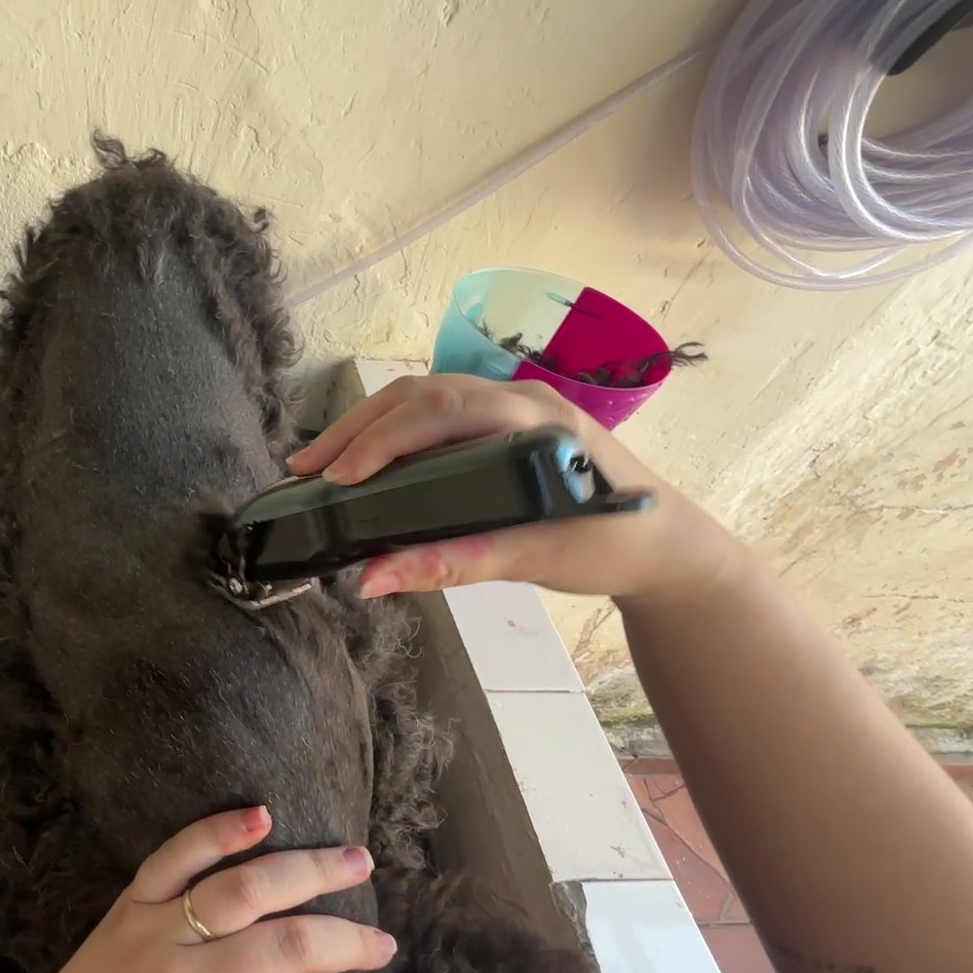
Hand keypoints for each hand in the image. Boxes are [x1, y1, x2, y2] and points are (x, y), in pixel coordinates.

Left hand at [0, 806, 398, 972]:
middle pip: (289, 947)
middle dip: (349, 941)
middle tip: (383, 940)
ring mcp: (156, 933)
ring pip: (246, 889)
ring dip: (310, 872)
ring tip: (357, 863)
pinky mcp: (131, 901)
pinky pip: (178, 855)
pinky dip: (219, 830)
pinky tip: (262, 814)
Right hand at [288, 374, 737, 602]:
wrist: (666, 544)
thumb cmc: (610, 548)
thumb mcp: (534, 559)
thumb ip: (454, 565)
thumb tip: (371, 578)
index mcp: (536, 422)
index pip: (444, 412)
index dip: (384, 440)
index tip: (337, 477)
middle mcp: (520, 399)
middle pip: (421, 394)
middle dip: (356, 429)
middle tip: (306, 468)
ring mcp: (511, 405)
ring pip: (422, 396)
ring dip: (365, 425)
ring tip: (319, 461)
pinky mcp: (500, 423)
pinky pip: (433, 412)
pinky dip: (388, 430)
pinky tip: (363, 456)